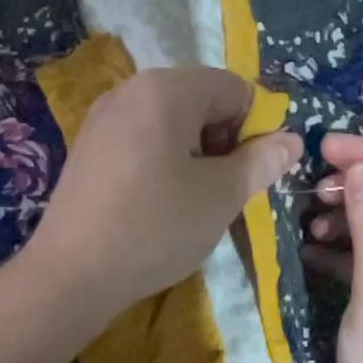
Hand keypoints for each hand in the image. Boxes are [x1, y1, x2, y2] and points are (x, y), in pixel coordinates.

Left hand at [25, 67, 302, 313]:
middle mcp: (130, 90)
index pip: (234, 90)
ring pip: (167, 128)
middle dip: (221, 146)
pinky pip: (138, 147)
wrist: (72, 275)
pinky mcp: (85, 154)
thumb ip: (260, 163)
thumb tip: (290, 140)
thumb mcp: (220, 198)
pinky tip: (153, 211)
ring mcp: (101, 121)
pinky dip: (158, 170)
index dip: (254, 132)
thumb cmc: (155, 229)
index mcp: (168, 88)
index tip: (247, 179)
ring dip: (190, 161)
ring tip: (187, 208)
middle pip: (199, 104)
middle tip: (219, 196)